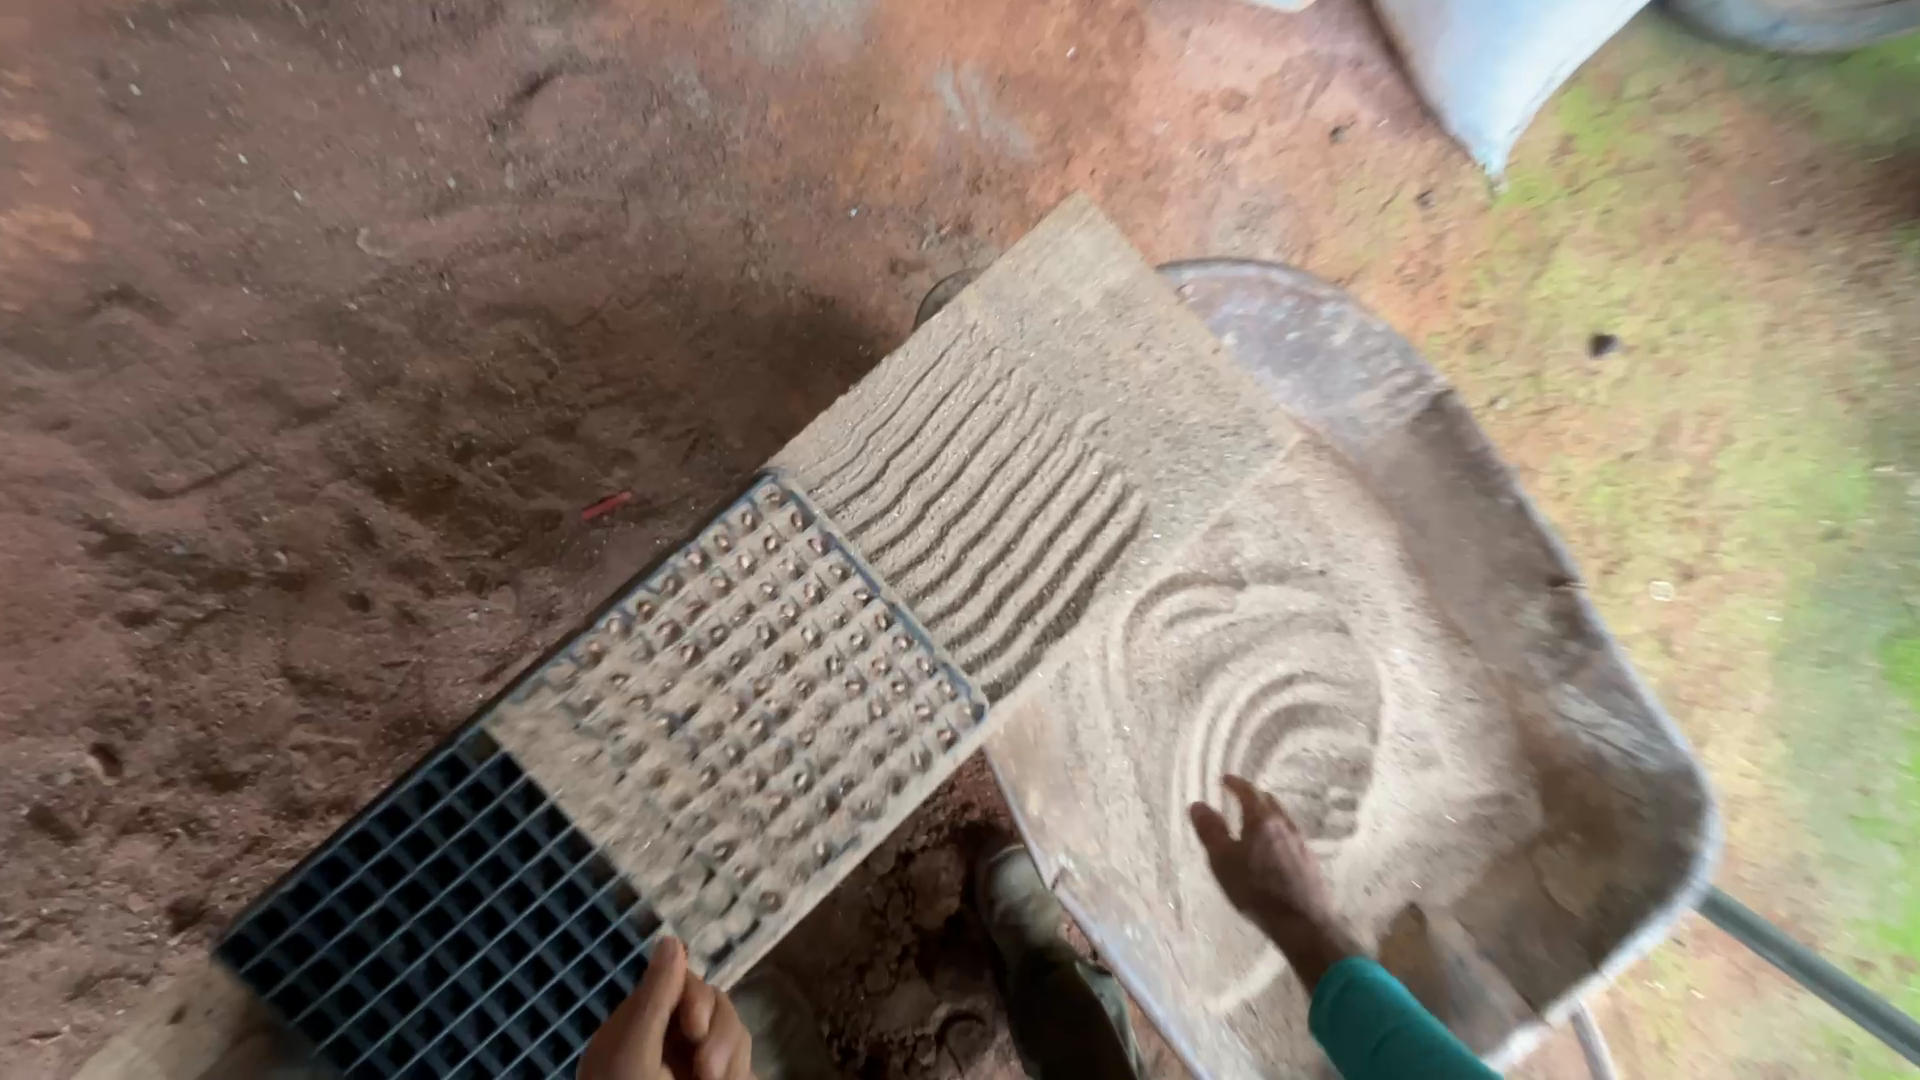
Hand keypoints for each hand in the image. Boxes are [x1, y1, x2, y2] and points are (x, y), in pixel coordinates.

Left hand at [578, 937, 752, 1079]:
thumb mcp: (633, 1057)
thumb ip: (653, 998)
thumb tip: (671, 938)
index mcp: (635, 1032)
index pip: (678, 983)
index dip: (694, 998)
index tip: (693, 1029)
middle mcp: (665, 1045)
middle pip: (713, 1004)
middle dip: (720, 1037)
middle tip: (709, 1077)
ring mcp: (692, 1069)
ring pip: (734, 1032)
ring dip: (732, 1060)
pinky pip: (743, 1063)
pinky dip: (740, 1073)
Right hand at [1189, 775, 1361, 989]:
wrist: (1304, 924)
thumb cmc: (1256, 890)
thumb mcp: (1223, 860)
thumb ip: (1210, 830)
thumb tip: (1198, 804)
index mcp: (1261, 820)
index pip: (1248, 792)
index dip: (1236, 783)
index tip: (1225, 779)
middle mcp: (1284, 825)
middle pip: (1268, 801)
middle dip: (1253, 795)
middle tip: (1240, 796)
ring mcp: (1301, 844)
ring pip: (1282, 819)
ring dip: (1267, 813)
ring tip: (1256, 820)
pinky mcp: (1310, 862)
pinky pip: (1291, 836)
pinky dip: (1278, 832)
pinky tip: (1274, 847)